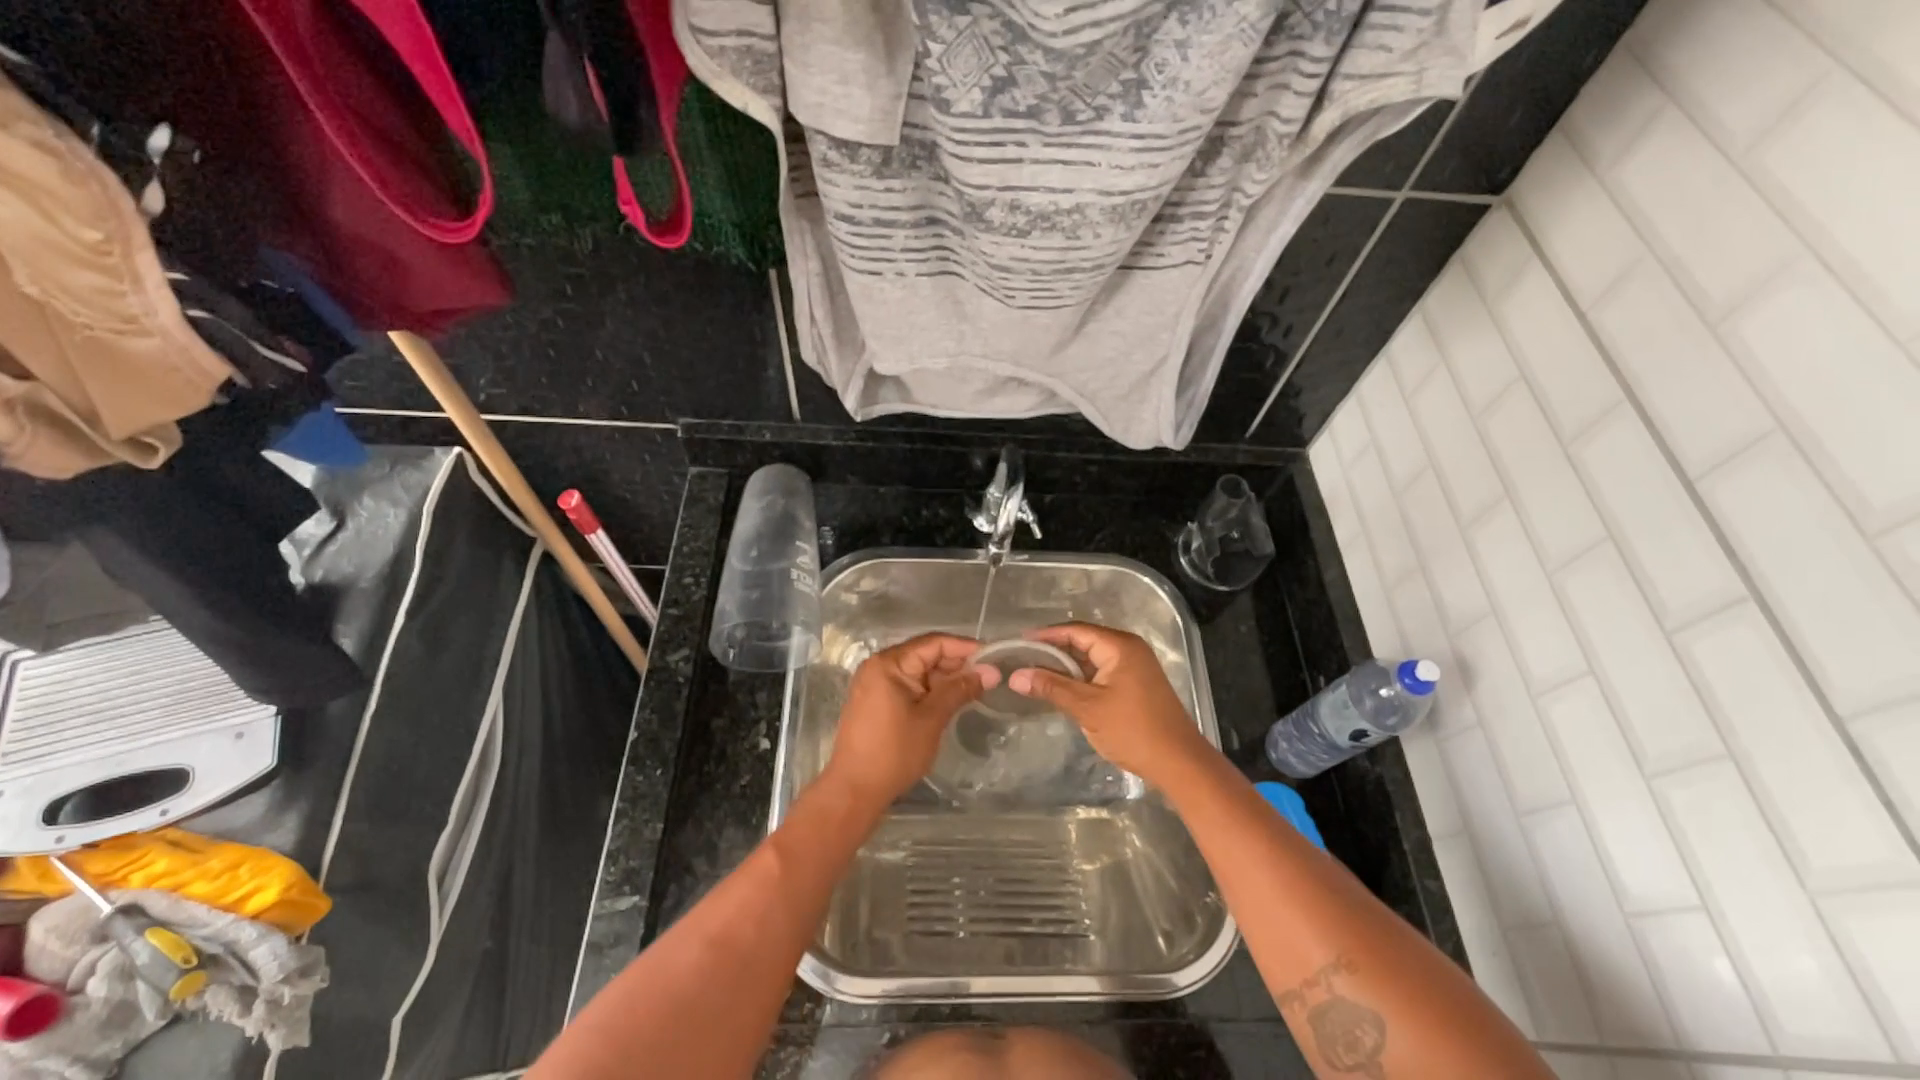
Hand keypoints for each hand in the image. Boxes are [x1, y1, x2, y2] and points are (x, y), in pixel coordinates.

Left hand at [825, 633, 997, 808]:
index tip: (994, 656)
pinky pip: (909, 686)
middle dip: (957, 664)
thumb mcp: (931, 719)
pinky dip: (930, 690)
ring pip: (918, 672)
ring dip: (946, 679)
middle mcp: (879, 666)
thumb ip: (959, 690)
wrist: (855, 789)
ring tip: (977, 688)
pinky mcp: (876, 701)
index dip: (965, 647)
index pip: (933, 643)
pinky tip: (952, 699)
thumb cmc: (894, 752)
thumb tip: (990, 672)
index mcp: (889, 664)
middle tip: (990, 676)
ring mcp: (875, 684)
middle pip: (925, 654)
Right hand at [1008, 623, 1216, 786]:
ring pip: (1092, 660)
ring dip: (1066, 667)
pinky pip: (1101, 673)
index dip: (1046, 635)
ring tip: (1034, 675)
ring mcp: (1134, 668)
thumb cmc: (1132, 730)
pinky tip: (1060, 690)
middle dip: (1053, 651)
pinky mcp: (1135, 685)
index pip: (1076, 631)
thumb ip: (1051, 687)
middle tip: (1021, 660)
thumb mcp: (1087, 707)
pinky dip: (1080, 679)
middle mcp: (1129, 650)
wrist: (1177, 761)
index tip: (1018, 642)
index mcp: (1120, 646)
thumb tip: (1015, 676)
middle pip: (1084, 642)